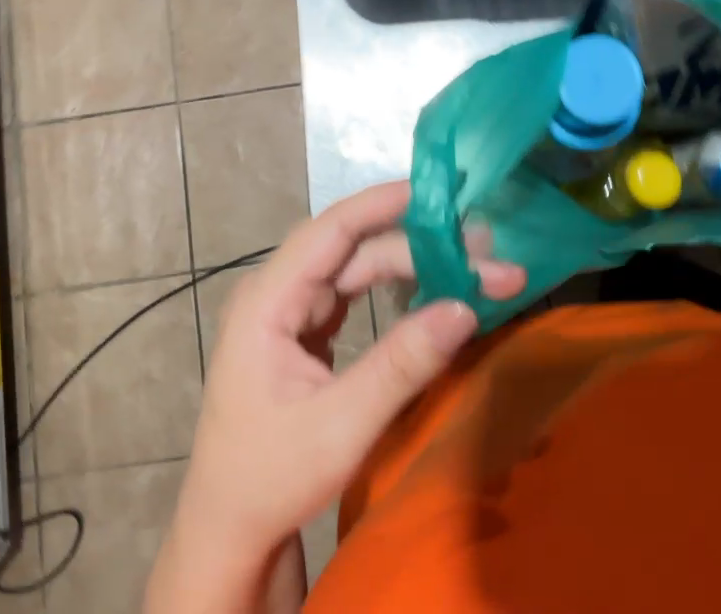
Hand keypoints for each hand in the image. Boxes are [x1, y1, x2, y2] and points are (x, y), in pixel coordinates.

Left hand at [145, 182, 524, 611]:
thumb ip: (402, 363)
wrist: (231, 528)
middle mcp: (275, 294)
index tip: (443, 192)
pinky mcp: (305, 331)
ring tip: (475, 266)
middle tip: (489, 256)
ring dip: (414, 265)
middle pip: (353, 250)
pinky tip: (436, 288)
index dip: (385, 204)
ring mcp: (290, 312)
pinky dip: (397, 289)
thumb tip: (467, 306)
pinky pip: (354, 294)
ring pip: (357, 269)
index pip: (330, 230)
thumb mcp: (342, 425)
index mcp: (266, 302)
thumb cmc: (273, 477)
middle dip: (421, 247)